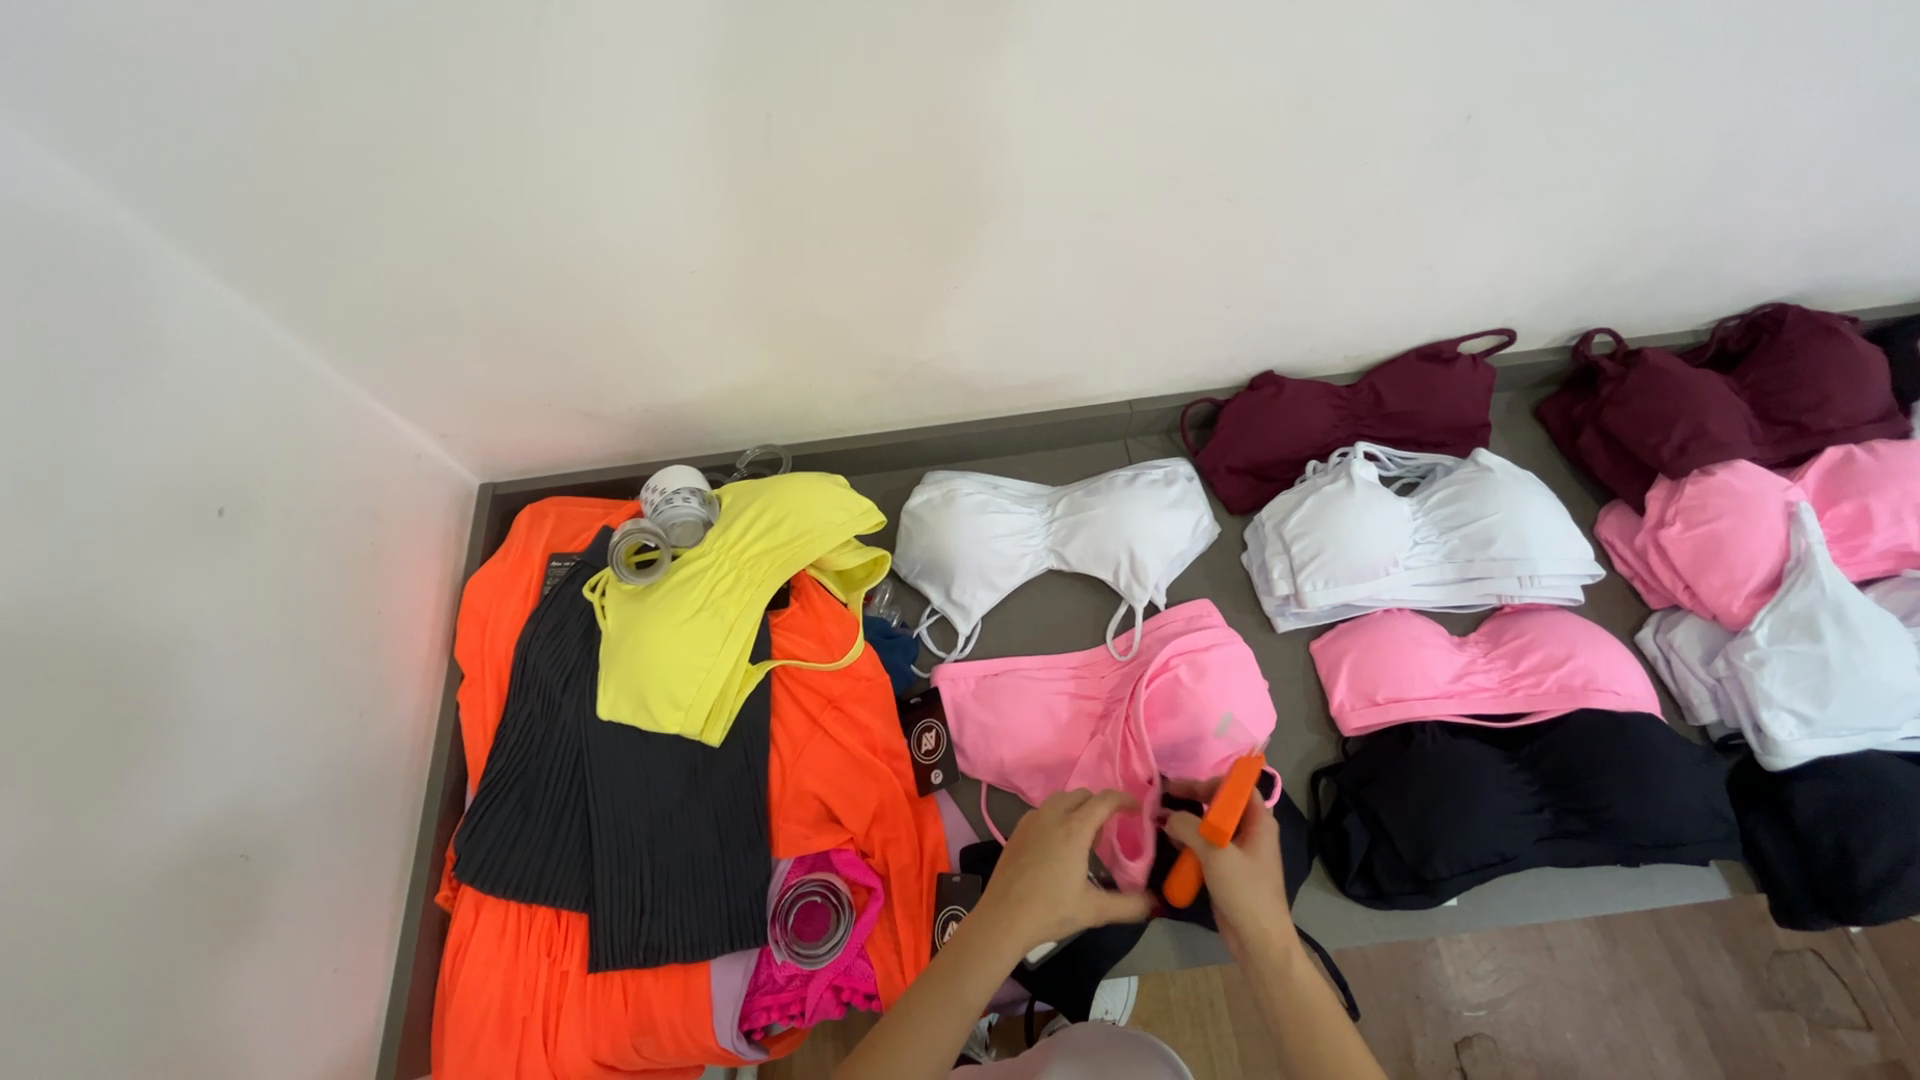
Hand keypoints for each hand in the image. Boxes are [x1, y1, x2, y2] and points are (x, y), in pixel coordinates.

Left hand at [970, 789, 1155, 954]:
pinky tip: (1058, 846)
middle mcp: (1052, 816)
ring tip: (1084, 840)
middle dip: (1100, 806)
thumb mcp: (1095, 910)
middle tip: (1109, 832)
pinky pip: (1044, 811)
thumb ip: (1130, 905)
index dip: (1124, 800)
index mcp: (1073, 829)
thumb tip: (1156, 903)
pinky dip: (1058, 816)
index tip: (1137, 810)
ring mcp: (1031, 821)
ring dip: (1077, 809)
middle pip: (1082, 795)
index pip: (1104, 800)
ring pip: (1060, 800)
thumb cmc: (1050, 911)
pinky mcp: (1017, 830)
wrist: (1003, 918)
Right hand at [1163, 779, 1296, 960]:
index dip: (1211, 782)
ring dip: (1187, 822)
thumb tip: (1167, 816)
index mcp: (1258, 822)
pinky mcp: (1227, 868)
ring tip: (1162, 820)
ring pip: (1210, 826)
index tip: (1183, 788)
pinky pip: (1206, 846)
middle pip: (1220, 805)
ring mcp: (1238, 851)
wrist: (1258, 939)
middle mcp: (1250, 831)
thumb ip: (1188, 827)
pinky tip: (1172, 844)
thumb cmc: (1245, 891)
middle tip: (1164, 799)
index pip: (1237, 787)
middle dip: (1193, 800)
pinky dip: (1190, 842)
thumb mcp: (1215, 853)